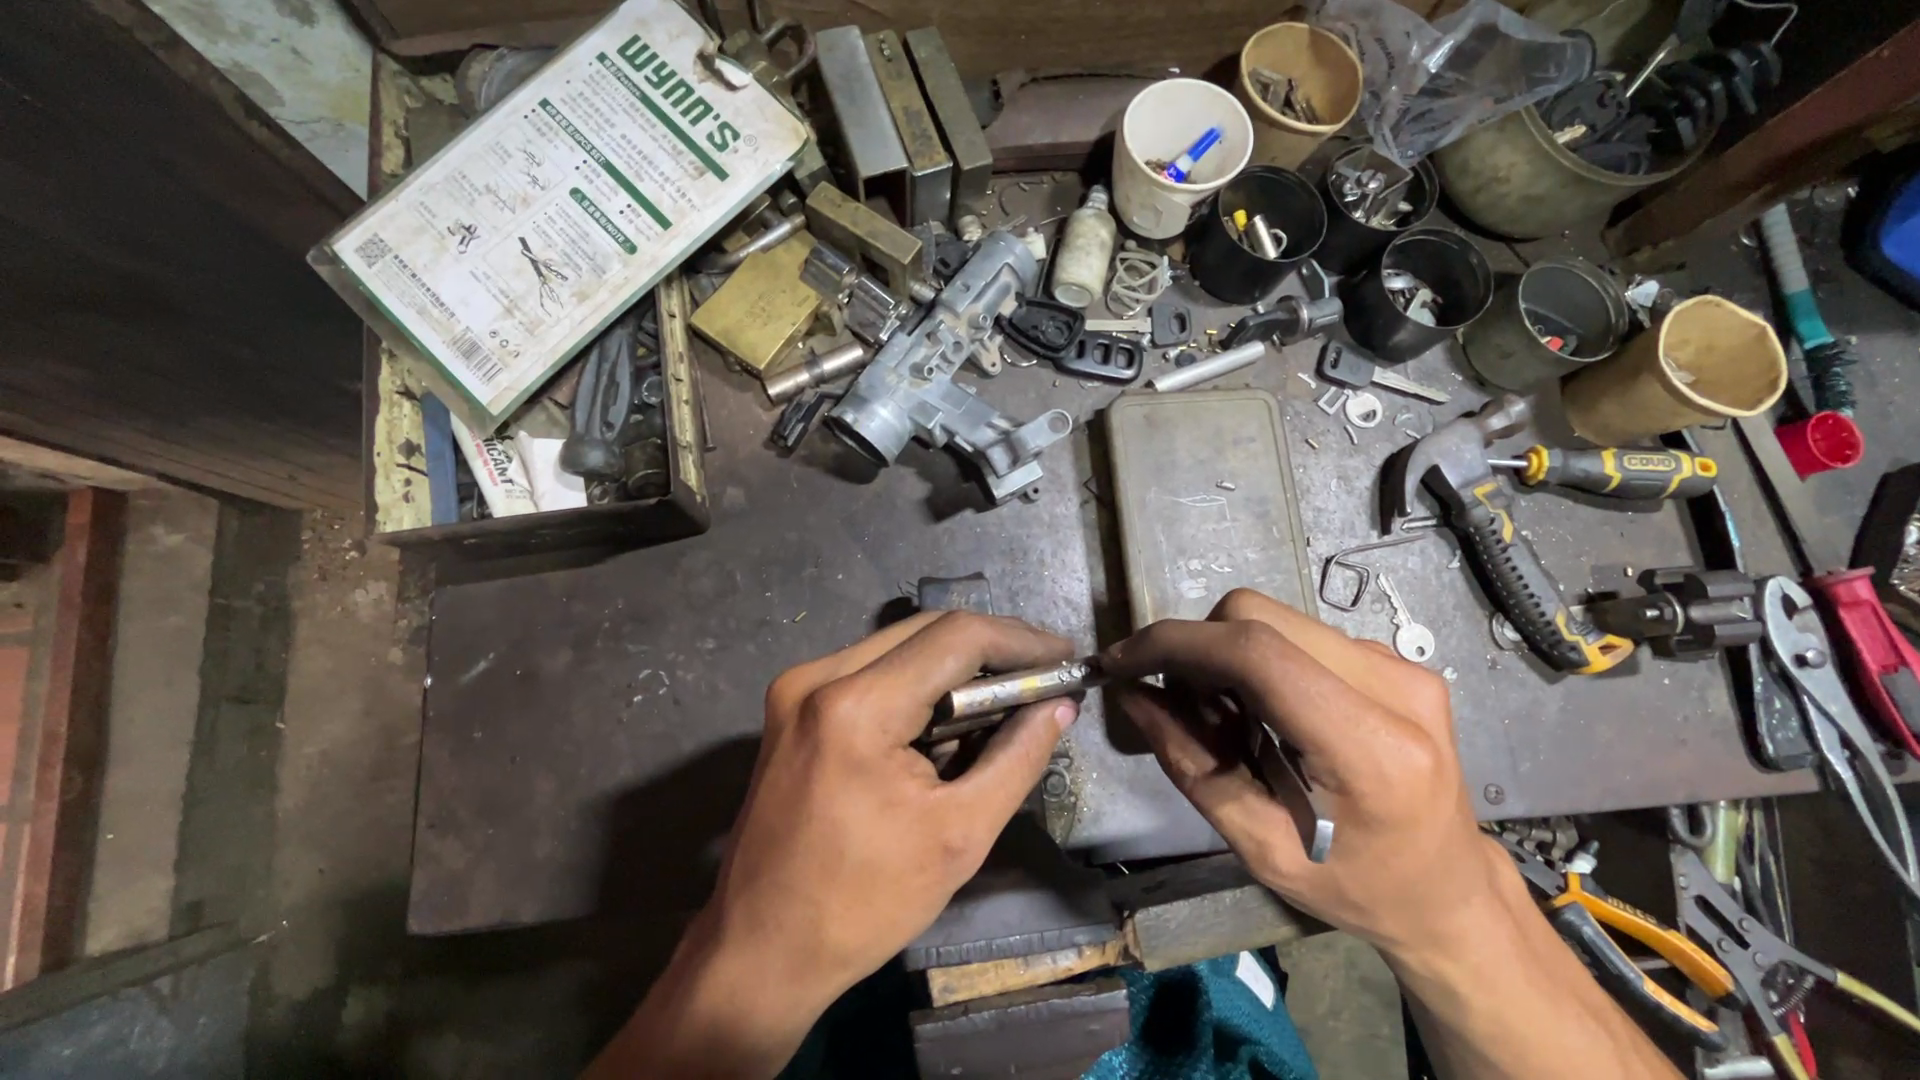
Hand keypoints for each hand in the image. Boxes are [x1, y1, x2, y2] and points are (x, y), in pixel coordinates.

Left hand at [589, 612, 1080, 1079]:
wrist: (760, 948)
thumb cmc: (863, 904)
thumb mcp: (959, 835)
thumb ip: (1017, 758)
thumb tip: (1059, 706)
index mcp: (855, 705)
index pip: (956, 637)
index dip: (1021, 640)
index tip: (1068, 657)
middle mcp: (817, 676)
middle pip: (926, 630)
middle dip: (993, 647)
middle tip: (1046, 673)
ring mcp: (796, 687)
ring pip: (899, 646)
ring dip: (957, 663)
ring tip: (1012, 691)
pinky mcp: (791, 706)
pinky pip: (871, 670)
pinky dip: (919, 682)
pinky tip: (954, 711)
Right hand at [1101, 588, 1513, 959]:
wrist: (1447, 890)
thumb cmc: (1354, 886)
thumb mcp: (1260, 847)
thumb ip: (1190, 764)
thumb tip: (1131, 695)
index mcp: (1371, 750)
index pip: (1257, 653)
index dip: (1177, 644)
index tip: (1122, 661)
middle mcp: (1396, 688)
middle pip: (1258, 616)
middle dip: (1197, 649)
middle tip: (1182, 708)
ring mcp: (1402, 667)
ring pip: (1275, 617)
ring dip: (1226, 655)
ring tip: (1227, 719)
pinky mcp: (1397, 661)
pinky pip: (1300, 634)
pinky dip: (1260, 661)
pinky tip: (1266, 715)